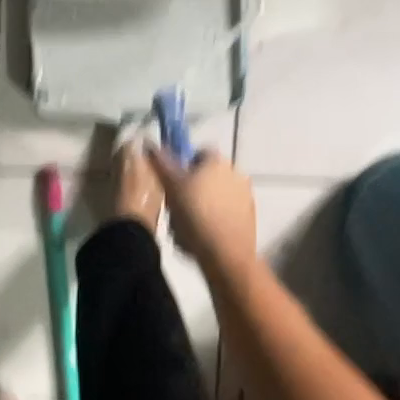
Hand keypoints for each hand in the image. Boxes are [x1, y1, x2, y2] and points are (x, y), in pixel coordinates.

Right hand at [148, 144, 256, 269]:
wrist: (226, 257)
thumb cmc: (195, 216)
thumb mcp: (171, 187)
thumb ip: (160, 162)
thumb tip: (149, 142)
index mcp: (217, 160)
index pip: (197, 152)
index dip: (182, 166)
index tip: (172, 184)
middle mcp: (236, 172)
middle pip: (207, 174)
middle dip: (193, 186)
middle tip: (176, 206)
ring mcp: (246, 196)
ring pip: (217, 194)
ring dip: (204, 204)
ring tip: (188, 225)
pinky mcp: (250, 218)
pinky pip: (227, 212)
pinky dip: (216, 219)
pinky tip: (204, 236)